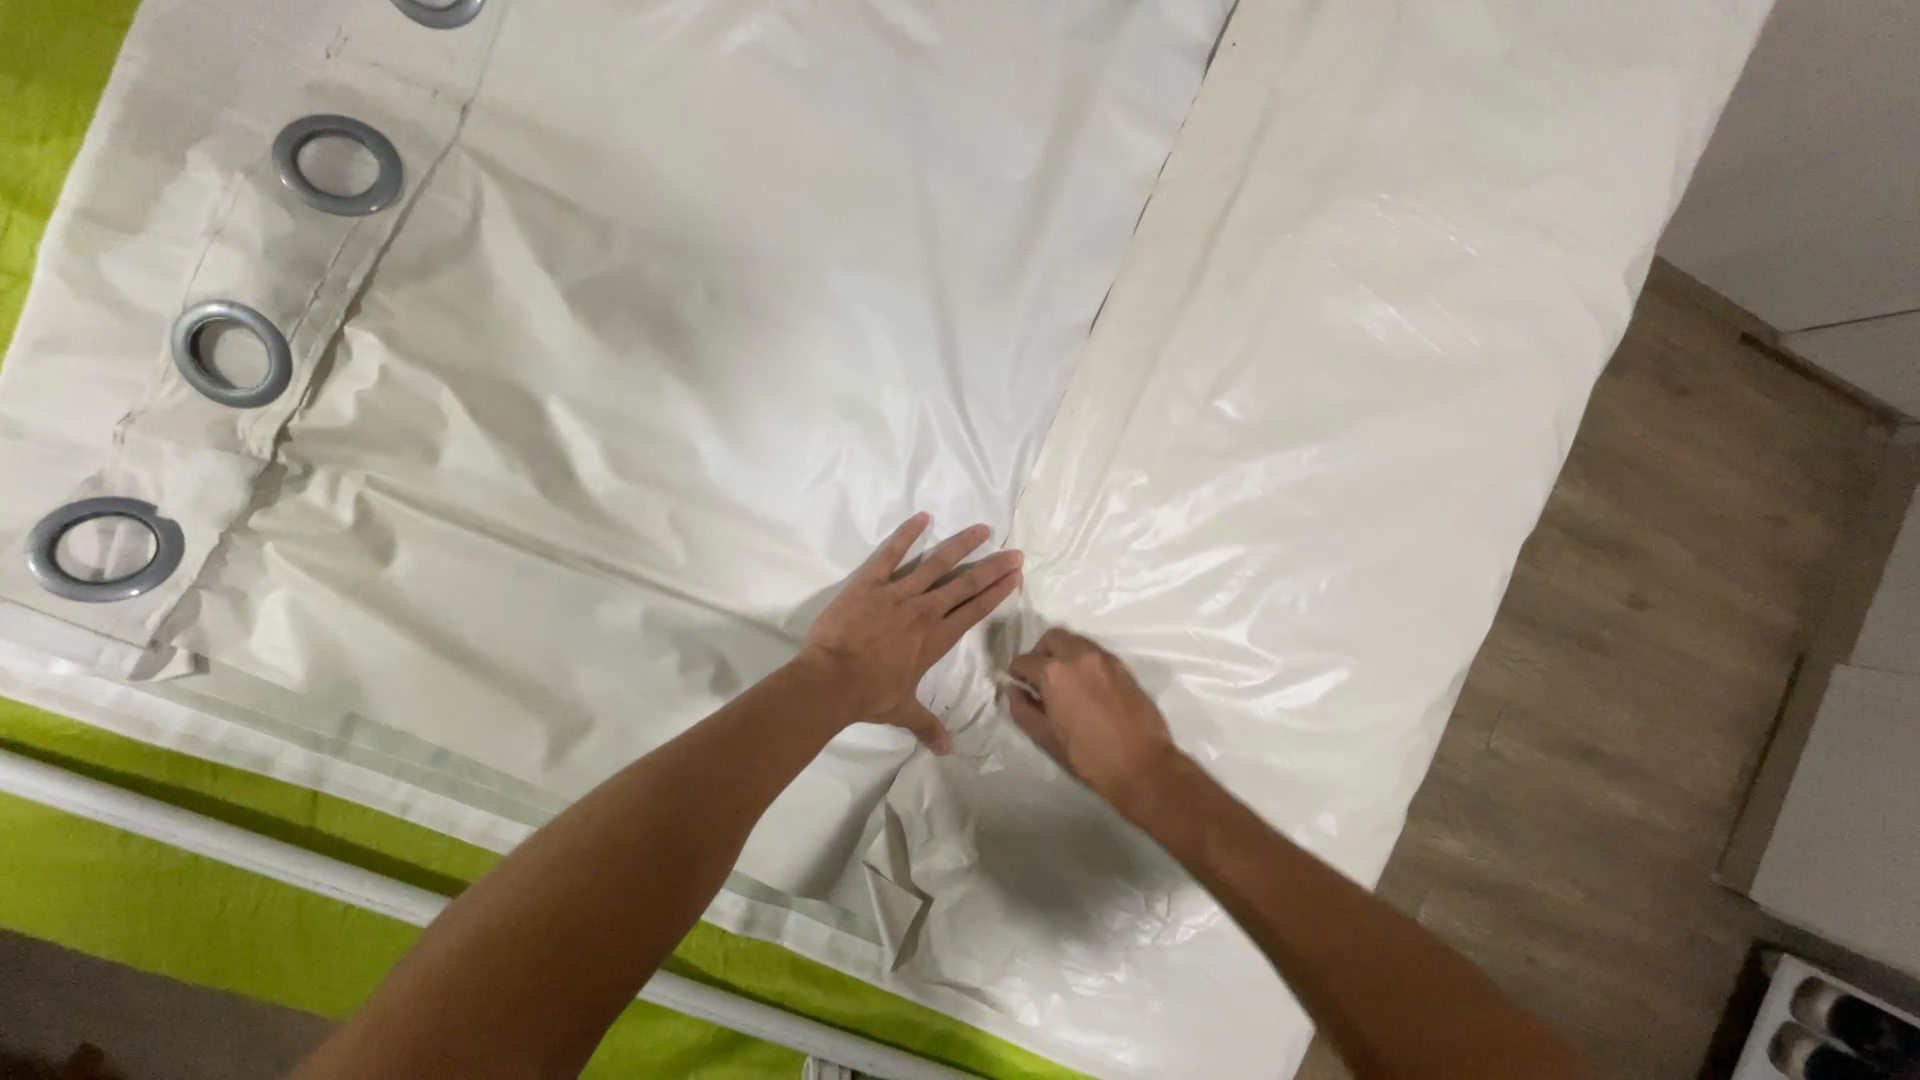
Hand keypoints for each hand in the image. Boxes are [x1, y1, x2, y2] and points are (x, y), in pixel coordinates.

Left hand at [799, 513, 1022, 751]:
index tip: (1015, 575)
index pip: (974, 610)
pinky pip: (892, 553)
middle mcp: (925, 611)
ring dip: (961, 545)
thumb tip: (949, 751)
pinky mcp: (870, 582)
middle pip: (966, 584)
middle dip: (992, 567)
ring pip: (937, 563)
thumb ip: (927, 727)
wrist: (831, 680)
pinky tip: (922, 517)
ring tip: (981, 529)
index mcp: (936, 639)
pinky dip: (907, 534)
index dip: (997, 592)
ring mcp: (898, 593)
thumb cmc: (868, 696)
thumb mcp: (902, 711)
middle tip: (1014, 551)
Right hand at [1006, 628, 1182, 808]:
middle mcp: (1079, 656)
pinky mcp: (1124, 668)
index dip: (1016, 673)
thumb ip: (1023, 710)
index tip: (1018, 685)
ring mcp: (1105, 659)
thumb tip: (1015, 692)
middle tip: (1039, 677)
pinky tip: (1086, 687)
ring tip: (1063, 681)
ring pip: (1076, 641)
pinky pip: (1096, 653)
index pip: (1024, 661)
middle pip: (1052, 638)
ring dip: (1064, 653)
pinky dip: (1084, 661)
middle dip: (1040, 653)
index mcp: (1054, 672)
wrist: (1141, 765)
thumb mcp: (1045, 737)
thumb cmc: (1087, 755)